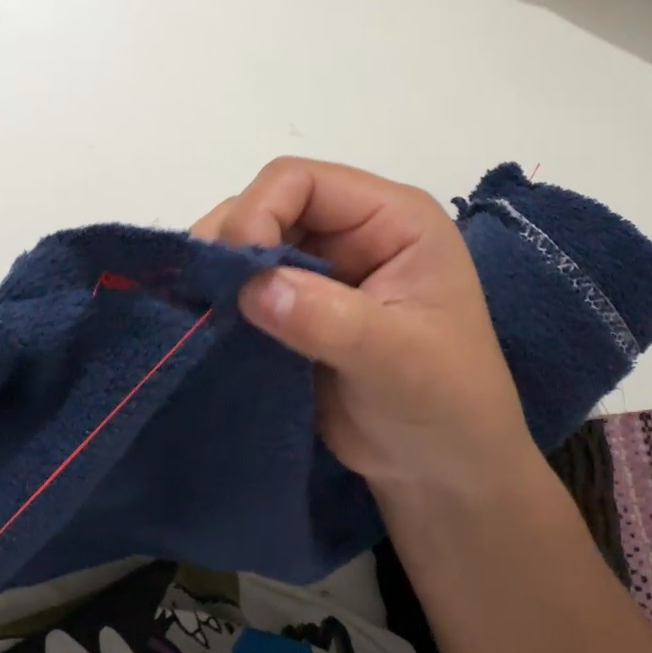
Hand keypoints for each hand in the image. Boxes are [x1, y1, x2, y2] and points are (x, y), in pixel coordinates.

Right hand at [192, 158, 542, 493]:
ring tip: (204, 316)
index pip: (299, 181)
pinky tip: (204, 325)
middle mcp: (347, 230)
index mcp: (389, 218)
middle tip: (210, 300)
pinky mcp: (288, 303)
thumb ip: (329, 319)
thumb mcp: (401, 361)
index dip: (257, 213)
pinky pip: (235, 283)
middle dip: (228, 245)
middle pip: (260, 204)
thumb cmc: (447, 408)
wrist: (440, 471)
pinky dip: (213, 300)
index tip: (239, 274)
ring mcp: (315, 266)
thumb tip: (253, 286)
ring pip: (239, 242)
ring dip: (215, 275)